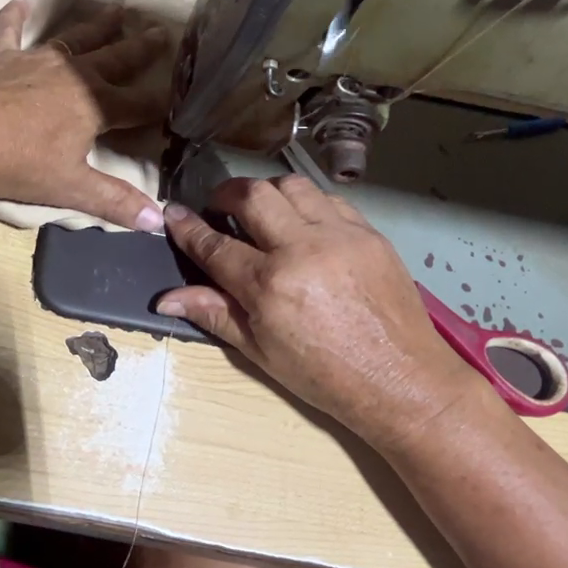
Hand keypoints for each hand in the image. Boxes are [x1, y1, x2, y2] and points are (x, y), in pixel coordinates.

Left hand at [0, 0, 171, 231]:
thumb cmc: (18, 165)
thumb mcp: (71, 188)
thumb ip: (114, 201)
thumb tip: (157, 220)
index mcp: (94, 106)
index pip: (137, 105)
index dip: (158, 104)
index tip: (180, 96)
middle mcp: (71, 75)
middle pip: (113, 59)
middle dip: (139, 48)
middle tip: (161, 30)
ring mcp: (34, 60)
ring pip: (74, 39)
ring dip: (97, 25)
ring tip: (117, 8)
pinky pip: (9, 31)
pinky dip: (14, 16)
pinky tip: (21, 0)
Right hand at [156, 176, 484, 445]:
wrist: (401, 380)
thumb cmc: (324, 376)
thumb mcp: (259, 352)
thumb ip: (214, 313)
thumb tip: (166, 299)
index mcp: (269, 286)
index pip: (216, 246)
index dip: (188, 227)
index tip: (172, 213)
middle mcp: (303, 250)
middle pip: (253, 197)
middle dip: (226, 194)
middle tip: (218, 206)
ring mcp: (340, 236)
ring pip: (292, 186)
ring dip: (267, 192)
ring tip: (260, 210)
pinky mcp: (370, 233)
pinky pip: (329, 200)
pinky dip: (306, 203)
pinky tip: (301, 223)